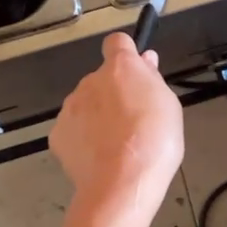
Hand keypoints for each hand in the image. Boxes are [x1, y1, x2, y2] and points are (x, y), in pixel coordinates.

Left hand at [50, 33, 184, 226]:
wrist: (122, 184)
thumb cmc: (155, 141)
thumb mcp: (169, 105)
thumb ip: (152, 80)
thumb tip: (145, 63)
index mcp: (120, 67)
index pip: (116, 42)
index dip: (126, 54)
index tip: (136, 71)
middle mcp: (90, 80)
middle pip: (101, 78)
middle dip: (113, 92)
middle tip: (132, 120)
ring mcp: (70, 107)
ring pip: (86, 104)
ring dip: (97, 115)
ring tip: (115, 145)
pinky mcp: (57, 134)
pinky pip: (72, 129)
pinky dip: (82, 138)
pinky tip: (97, 158)